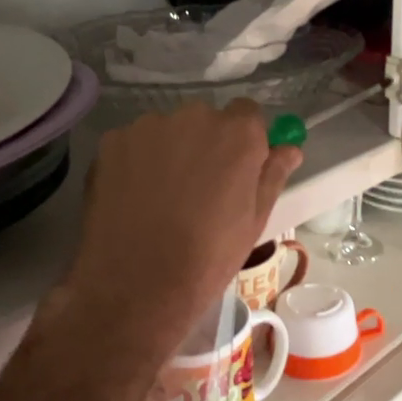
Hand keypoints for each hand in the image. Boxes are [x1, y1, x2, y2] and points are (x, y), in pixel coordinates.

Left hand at [69, 101, 303, 341]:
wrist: (137, 287)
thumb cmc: (209, 256)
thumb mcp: (254, 220)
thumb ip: (272, 175)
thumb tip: (289, 149)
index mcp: (238, 133)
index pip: (247, 114)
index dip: (243, 140)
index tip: (236, 168)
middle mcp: (194, 116)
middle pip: (205, 120)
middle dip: (204, 145)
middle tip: (198, 189)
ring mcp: (149, 126)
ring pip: (167, 131)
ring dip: (169, 152)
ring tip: (161, 198)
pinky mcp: (112, 141)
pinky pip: (133, 144)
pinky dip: (135, 163)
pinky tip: (133, 199)